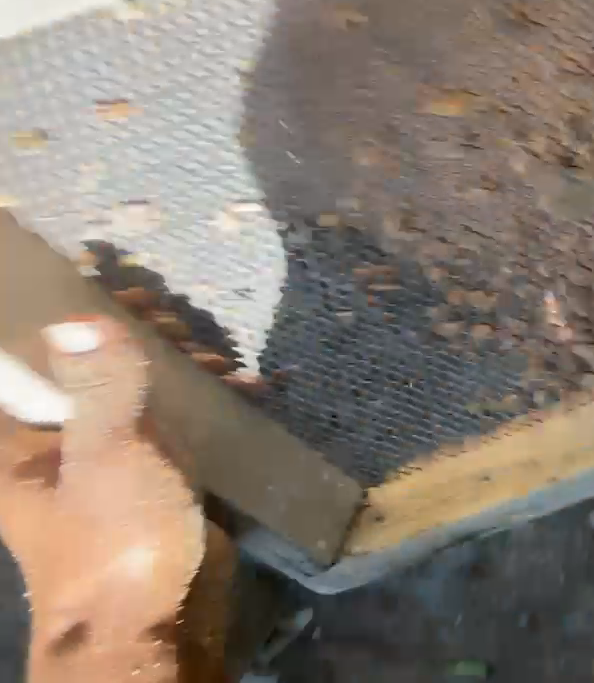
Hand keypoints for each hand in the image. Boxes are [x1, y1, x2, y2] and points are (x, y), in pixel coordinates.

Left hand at [0, 317, 213, 681]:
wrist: (153, 614)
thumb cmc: (116, 532)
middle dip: (149, 344)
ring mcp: (102, 462)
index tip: (135, 299)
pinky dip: (209, 400)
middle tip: (194, 338)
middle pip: (91, 369)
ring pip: (139, 391)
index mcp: (15, 444)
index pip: (31, 360)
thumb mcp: (110, 454)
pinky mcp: (150, 475)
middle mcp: (50, 447)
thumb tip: (75, 320)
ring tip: (231, 370)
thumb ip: (100, 387)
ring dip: (187, 371)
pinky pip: (174, 418)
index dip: (77, 322)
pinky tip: (249, 394)